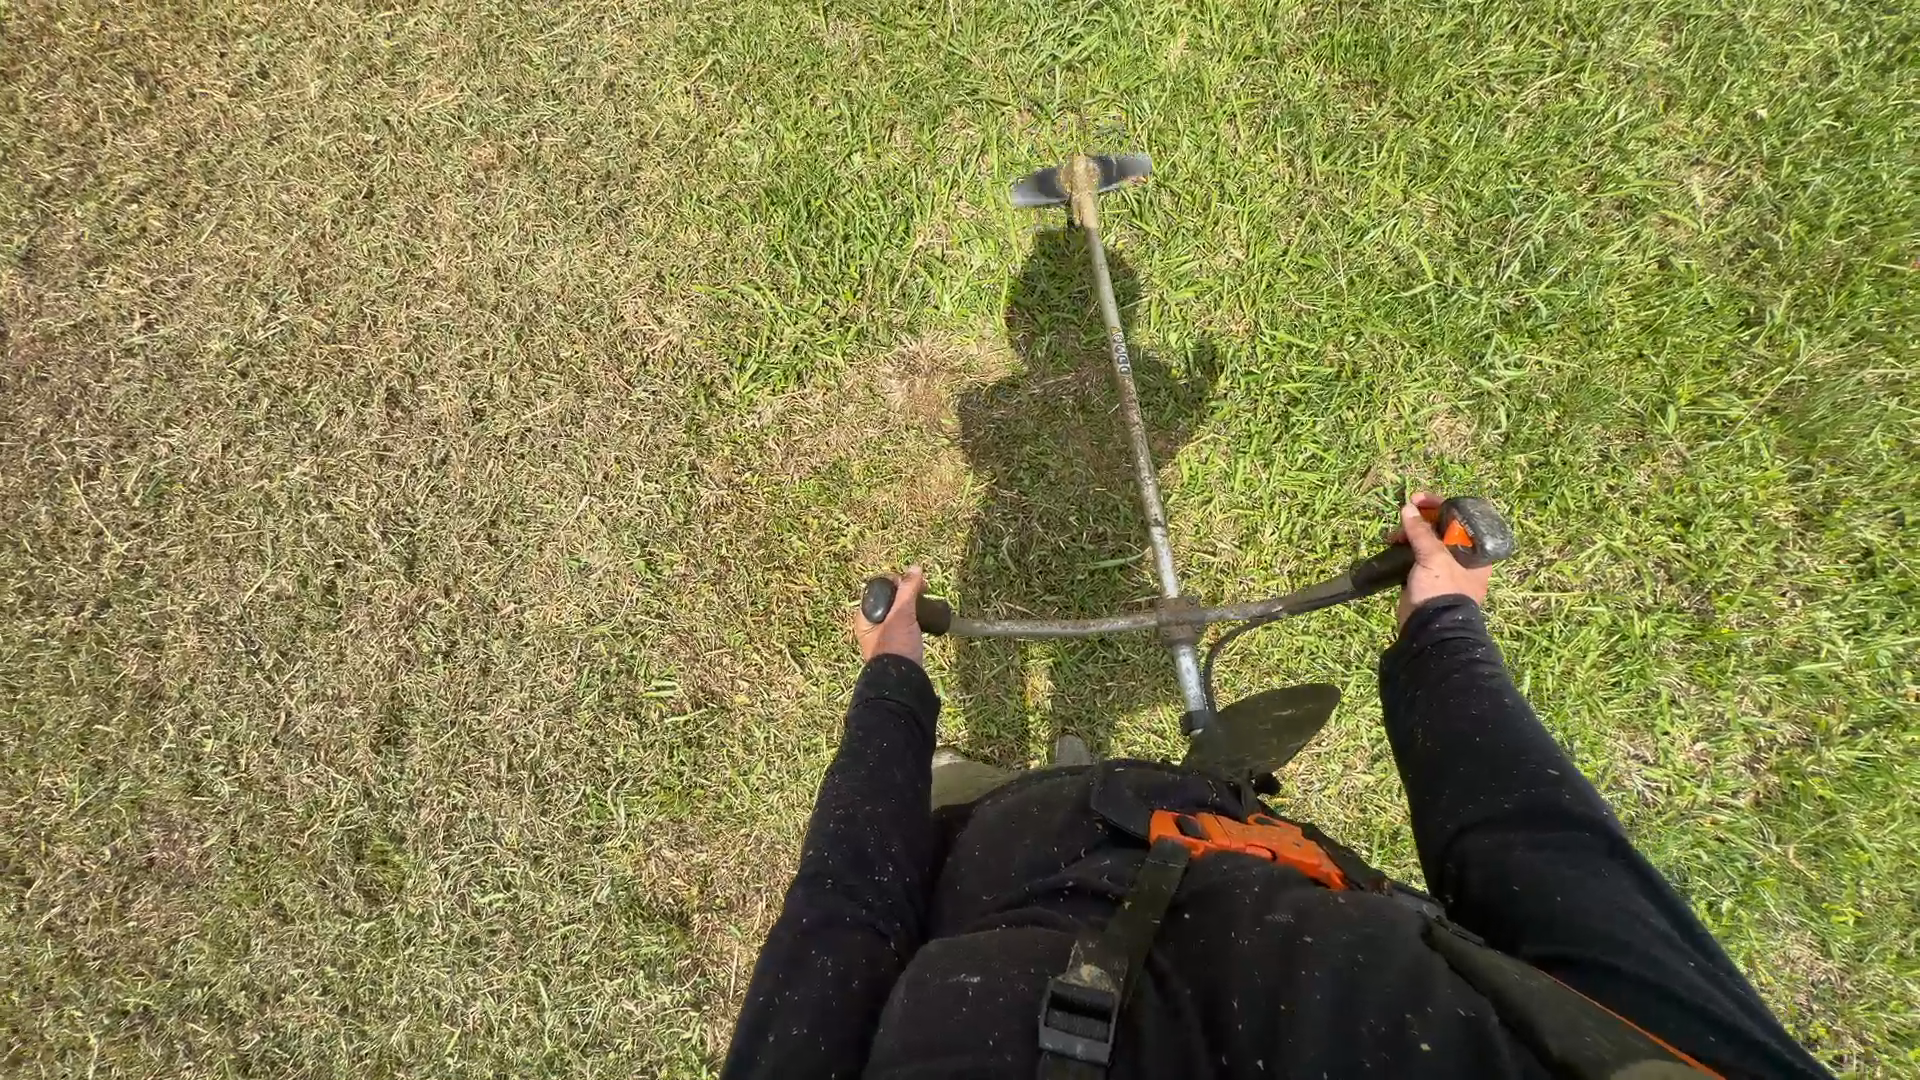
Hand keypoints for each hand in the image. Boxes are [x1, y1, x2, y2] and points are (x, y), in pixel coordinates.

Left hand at [855, 566, 926, 665]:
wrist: (902, 681)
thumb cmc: (896, 647)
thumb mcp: (902, 615)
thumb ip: (907, 590)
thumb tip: (915, 568)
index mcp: (865, 616)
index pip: (879, 587)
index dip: (897, 580)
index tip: (914, 583)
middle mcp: (871, 624)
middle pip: (889, 598)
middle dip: (907, 591)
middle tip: (924, 591)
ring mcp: (884, 634)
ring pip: (898, 610)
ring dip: (912, 604)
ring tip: (925, 604)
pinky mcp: (896, 643)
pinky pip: (904, 622)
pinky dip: (914, 617)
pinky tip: (923, 619)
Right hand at [1386, 492, 1491, 627]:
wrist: (1430, 627)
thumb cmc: (1442, 590)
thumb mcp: (1434, 557)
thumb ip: (1421, 532)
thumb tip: (1407, 508)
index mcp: (1475, 551)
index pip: (1460, 518)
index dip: (1439, 505)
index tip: (1418, 498)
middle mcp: (1462, 557)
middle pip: (1441, 528)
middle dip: (1420, 519)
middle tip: (1403, 514)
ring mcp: (1443, 568)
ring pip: (1425, 541)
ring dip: (1409, 533)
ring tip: (1393, 536)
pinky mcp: (1425, 577)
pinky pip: (1415, 555)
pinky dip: (1404, 548)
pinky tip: (1392, 545)